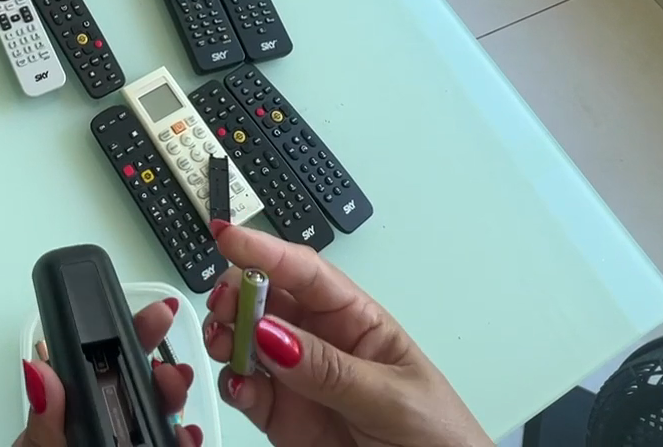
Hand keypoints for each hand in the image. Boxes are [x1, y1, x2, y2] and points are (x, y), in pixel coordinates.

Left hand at [16, 295, 204, 446]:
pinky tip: (188, 441)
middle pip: (140, 384)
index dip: (135, 331)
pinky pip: (167, 445)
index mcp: (71, 404)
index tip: (161, 315)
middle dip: (164, 373)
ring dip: (177, 410)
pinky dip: (182, 442)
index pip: (105, 355)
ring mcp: (123, 442)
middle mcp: (100, 423)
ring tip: (184, 422)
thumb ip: (44, 423)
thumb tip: (40, 373)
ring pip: (158, 419)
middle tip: (175, 376)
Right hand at [202, 222, 492, 446]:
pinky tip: (238, 385)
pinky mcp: (282, 416)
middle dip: (236, 290)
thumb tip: (271, 333)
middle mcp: (319, 339)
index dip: (263, 248)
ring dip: (226, 332)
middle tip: (222, 302)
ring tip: (224, 345)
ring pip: (245, 337)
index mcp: (353, 318)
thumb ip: (331, 368)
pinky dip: (231, 382)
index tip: (226, 235)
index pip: (303, 271)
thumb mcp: (393, 398)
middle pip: (265, 297)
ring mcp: (297, 378)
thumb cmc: (440, 440)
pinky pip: (245, 388)